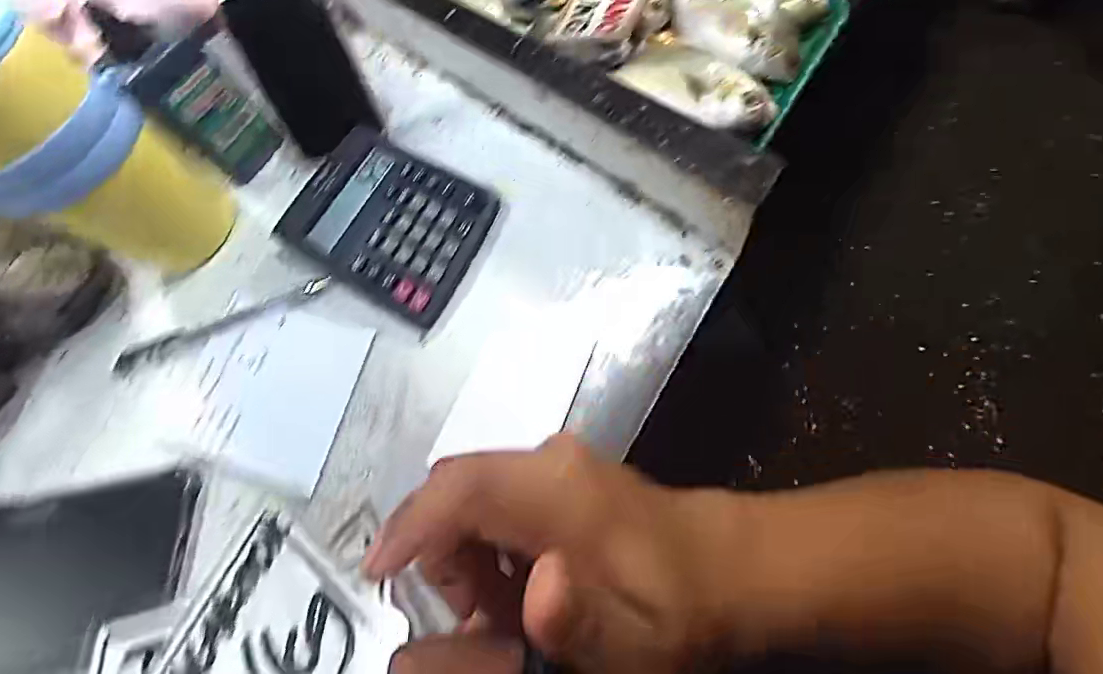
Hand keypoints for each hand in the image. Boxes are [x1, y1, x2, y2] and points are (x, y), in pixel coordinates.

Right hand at [364, 436, 729, 673]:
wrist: (725, 568)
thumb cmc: (676, 606)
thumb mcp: (628, 641)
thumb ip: (572, 619)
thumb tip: (529, 590)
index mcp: (557, 487)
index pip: (463, 487)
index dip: (412, 523)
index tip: (376, 570)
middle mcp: (547, 460)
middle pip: (460, 491)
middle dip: (443, 555)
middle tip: (473, 621)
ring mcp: (554, 463)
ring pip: (475, 498)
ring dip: (468, 558)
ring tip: (503, 615)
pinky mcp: (559, 476)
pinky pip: (499, 502)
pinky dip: (490, 549)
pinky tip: (521, 590)